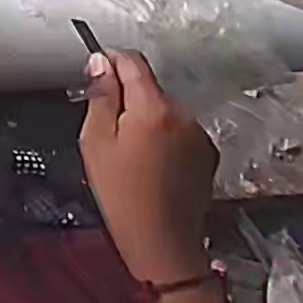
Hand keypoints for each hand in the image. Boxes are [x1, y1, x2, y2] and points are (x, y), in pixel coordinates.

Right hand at [79, 50, 218, 283]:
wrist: (162, 242)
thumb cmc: (122, 194)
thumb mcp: (95, 140)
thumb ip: (99, 95)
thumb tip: (101, 63)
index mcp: (152, 107)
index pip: (132, 61)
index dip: (110, 61)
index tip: (95, 72)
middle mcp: (182, 114)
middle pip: (148, 86)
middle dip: (125, 96)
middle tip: (106, 127)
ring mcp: (198, 133)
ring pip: (162, 107)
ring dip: (144, 116)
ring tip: (128, 150)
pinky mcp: (206, 152)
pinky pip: (177, 128)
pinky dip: (162, 135)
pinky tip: (149, 161)